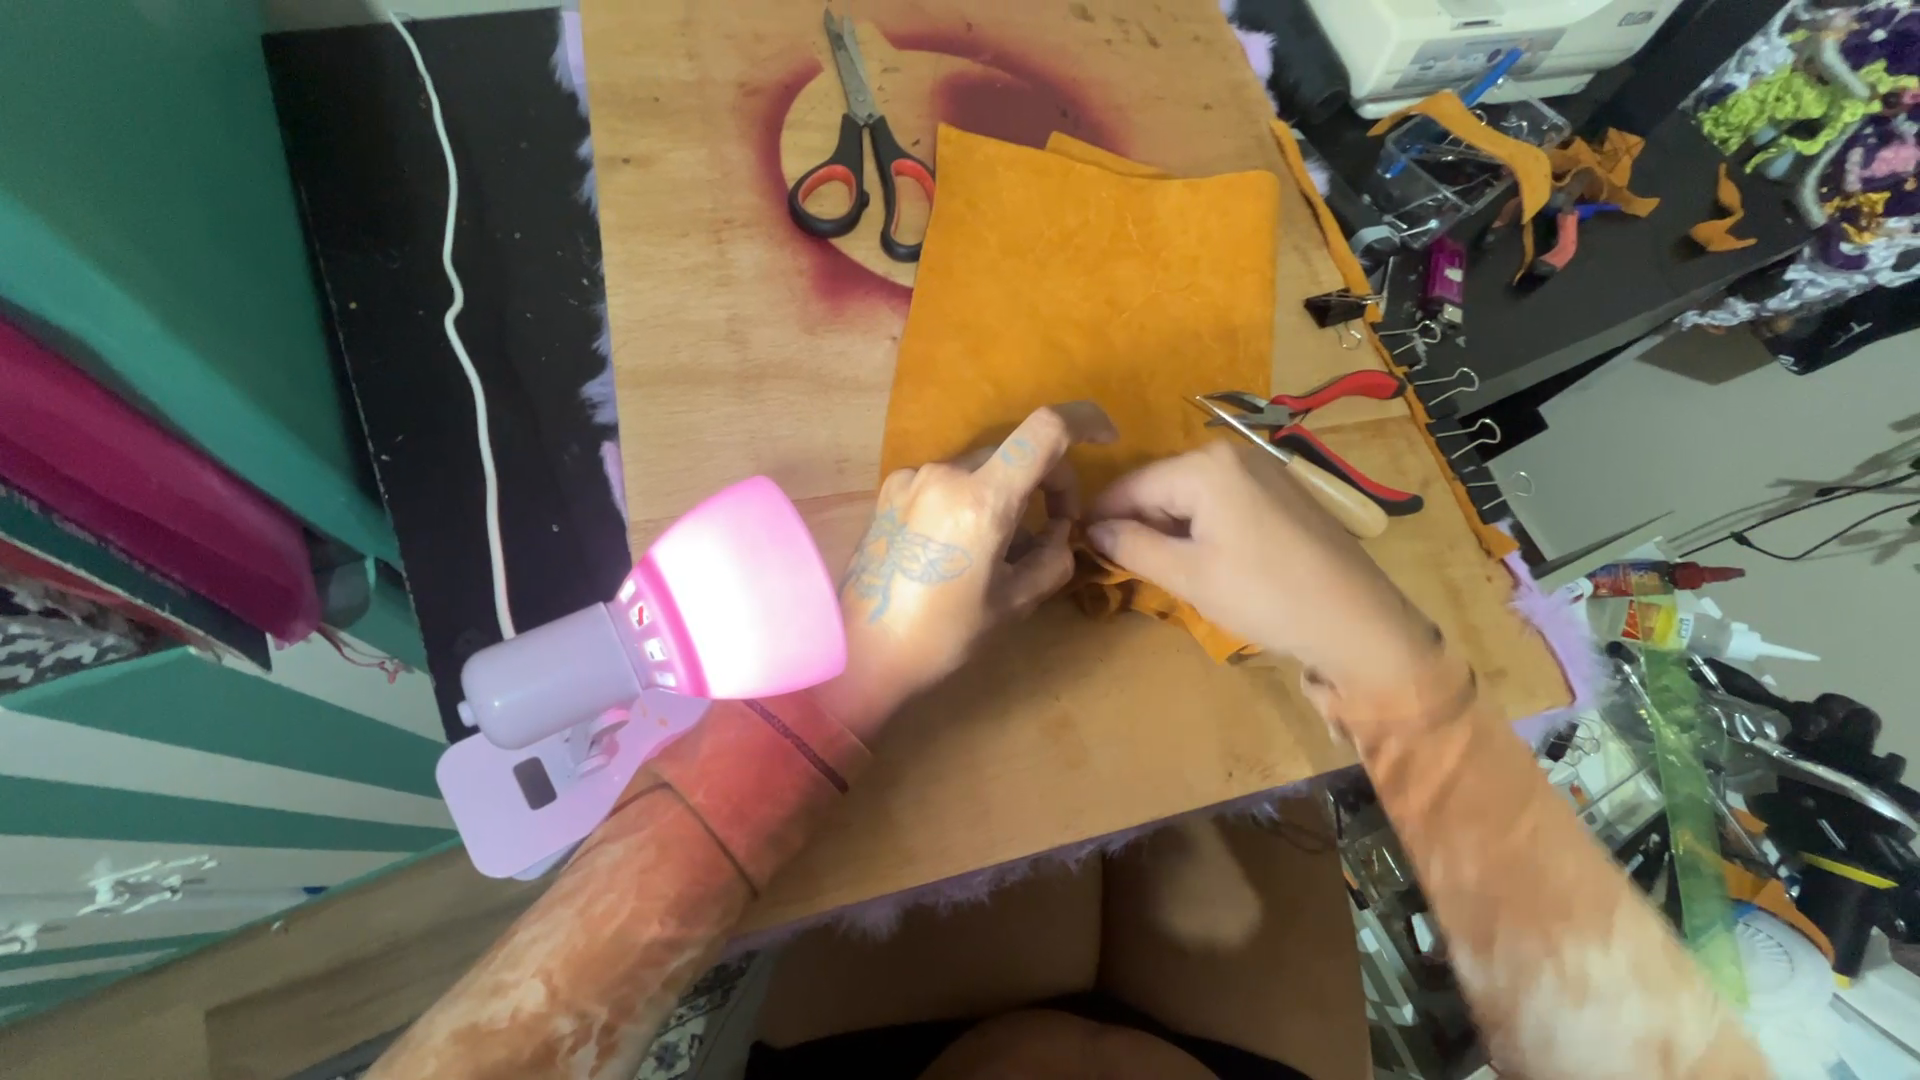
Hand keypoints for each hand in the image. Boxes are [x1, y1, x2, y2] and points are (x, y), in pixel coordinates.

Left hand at [812, 402, 1119, 737]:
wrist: (860, 652)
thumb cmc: (941, 637)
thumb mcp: (1015, 602)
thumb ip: (1054, 556)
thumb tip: (1060, 531)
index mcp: (980, 500)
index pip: (1046, 429)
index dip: (1087, 422)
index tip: (1106, 440)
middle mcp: (944, 474)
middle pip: (1017, 451)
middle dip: (1047, 482)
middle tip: (1054, 532)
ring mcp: (912, 478)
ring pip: (983, 469)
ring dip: (1008, 495)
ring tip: (1001, 551)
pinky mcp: (892, 489)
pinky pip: (950, 481)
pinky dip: (973, 500)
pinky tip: (962, 548)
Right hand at [1086, 440, 1440, 697]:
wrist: (1359, 623)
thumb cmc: (1265, 596)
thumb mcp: (1188, 576)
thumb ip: (1132, 546)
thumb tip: (1093, 530)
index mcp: (1205, 466)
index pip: (1130, 486)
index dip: (1101, 518)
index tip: (1080, 549)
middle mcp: (1232, 454)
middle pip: (1161, 486)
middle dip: (1137, 524)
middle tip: (1120, 567)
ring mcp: (1262, 470)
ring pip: (1190, 495)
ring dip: (1169, 528)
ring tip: (1161, 569)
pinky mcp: (1280, 492)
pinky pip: (1221, 500)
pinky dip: (1201, 527)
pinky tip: (1204, 561)